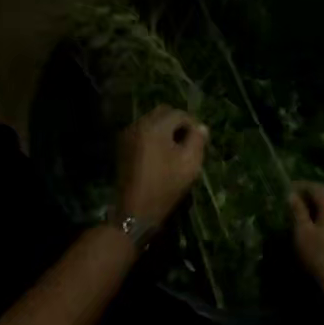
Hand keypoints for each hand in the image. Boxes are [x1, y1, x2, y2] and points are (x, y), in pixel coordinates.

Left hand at [116, 106, 208, 226]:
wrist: (135, 210)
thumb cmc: (165, 186)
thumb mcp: (189, 164)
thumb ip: (197, 140)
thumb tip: (201, 127)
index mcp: (154, 127)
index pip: (178, 114)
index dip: (192, 123)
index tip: (200, 138)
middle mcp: (138, 125)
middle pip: (162, 113)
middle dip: (177, 123)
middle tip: (189, 140)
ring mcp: (127, 136)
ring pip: (151, 122)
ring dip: (165, 129)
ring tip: (176, 148)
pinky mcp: (122, 147)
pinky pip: (142, 133)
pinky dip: (153, 137)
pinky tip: (161, 154)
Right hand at [290, 181, 323, 292]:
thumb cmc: (319, 254)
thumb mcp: (303, 231)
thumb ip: (298, 211)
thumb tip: (291, 195)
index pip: (316, 187)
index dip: (301, 185)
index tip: (286, 187)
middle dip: (308, 192)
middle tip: (291, 196)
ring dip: (315, 202)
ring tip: (297, 207)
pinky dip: (321, 211)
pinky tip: (310, 218)